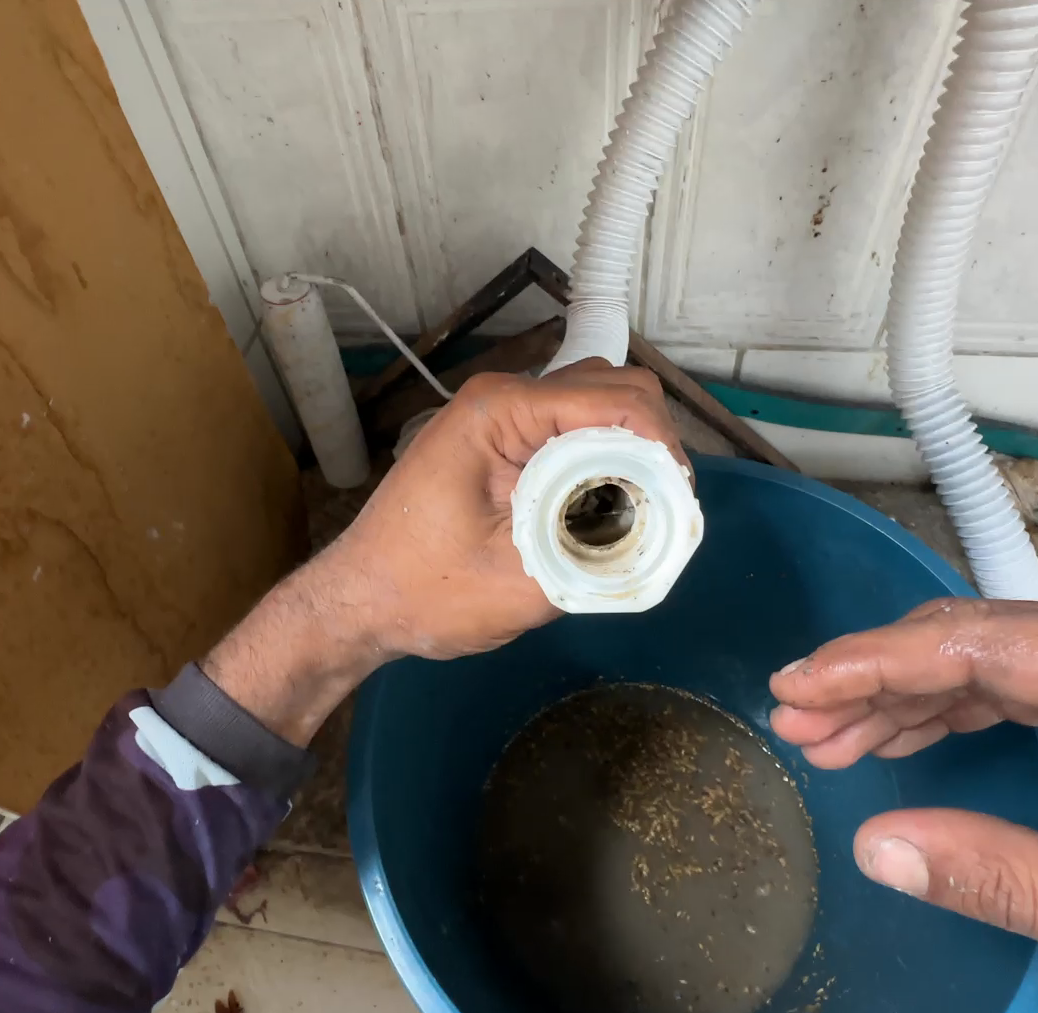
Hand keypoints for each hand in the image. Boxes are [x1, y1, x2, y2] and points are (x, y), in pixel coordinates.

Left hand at [204, 359, 683, 745]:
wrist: (360, 601)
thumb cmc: (424, 591)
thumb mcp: (520, 580)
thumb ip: (598, 552)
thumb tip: (658, 533)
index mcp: (502, 412)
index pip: (613, 398)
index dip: (661, 444)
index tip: (677, 499)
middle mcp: (502, 399)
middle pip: (609, 387)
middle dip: (651, 441)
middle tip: (663, 505)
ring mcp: (497, 418)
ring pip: (592, 406)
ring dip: (627, 447)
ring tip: (641, 505)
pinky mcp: (498, 442)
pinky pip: (568, 432)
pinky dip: (599, 458)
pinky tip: (603, 503)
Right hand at [769, 599, 1037, 1012]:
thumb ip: (1016, 883)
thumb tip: (875, 845)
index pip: (996, 645)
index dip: (882, 662)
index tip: (798, 689)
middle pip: (983, 635)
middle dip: (877, 676)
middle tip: (796, 722)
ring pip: (996, 651)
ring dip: (907, 692)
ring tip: (829, 737)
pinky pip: (1029, 678)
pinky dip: (956, 706)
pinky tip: (904, 736)